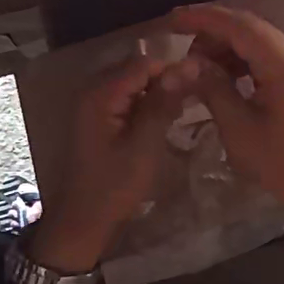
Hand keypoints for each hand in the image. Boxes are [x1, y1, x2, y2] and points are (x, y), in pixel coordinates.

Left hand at [27, 51, 189, 273]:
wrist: (84, 220)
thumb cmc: (114, 186)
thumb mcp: (144, 144)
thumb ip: (163, 103)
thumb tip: (189, 66)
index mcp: (100, 95)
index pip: (142, 63)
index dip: (172, 69)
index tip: (200, 83)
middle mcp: (92, 92)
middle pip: (135, 70)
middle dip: (164, 80)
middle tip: (192, 100)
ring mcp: (92, 106)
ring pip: (132, 85)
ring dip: (156, 94)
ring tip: (181, 111)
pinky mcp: (97, 120)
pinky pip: (125, 100)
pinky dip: (144, 107)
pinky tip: (162, 122)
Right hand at [169, 4, 283, 230]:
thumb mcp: (239, 129)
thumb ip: (213, 89)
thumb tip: (186, 65)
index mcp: (281, 62)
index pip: (237, 24)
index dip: (201, 18)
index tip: (171, 20)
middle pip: (248, 28)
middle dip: (212, 35)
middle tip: (183, 55)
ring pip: (257, 43)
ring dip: (226, 50)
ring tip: (198, 70)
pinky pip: (267, 59)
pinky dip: (242, 63)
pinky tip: (224, 81)